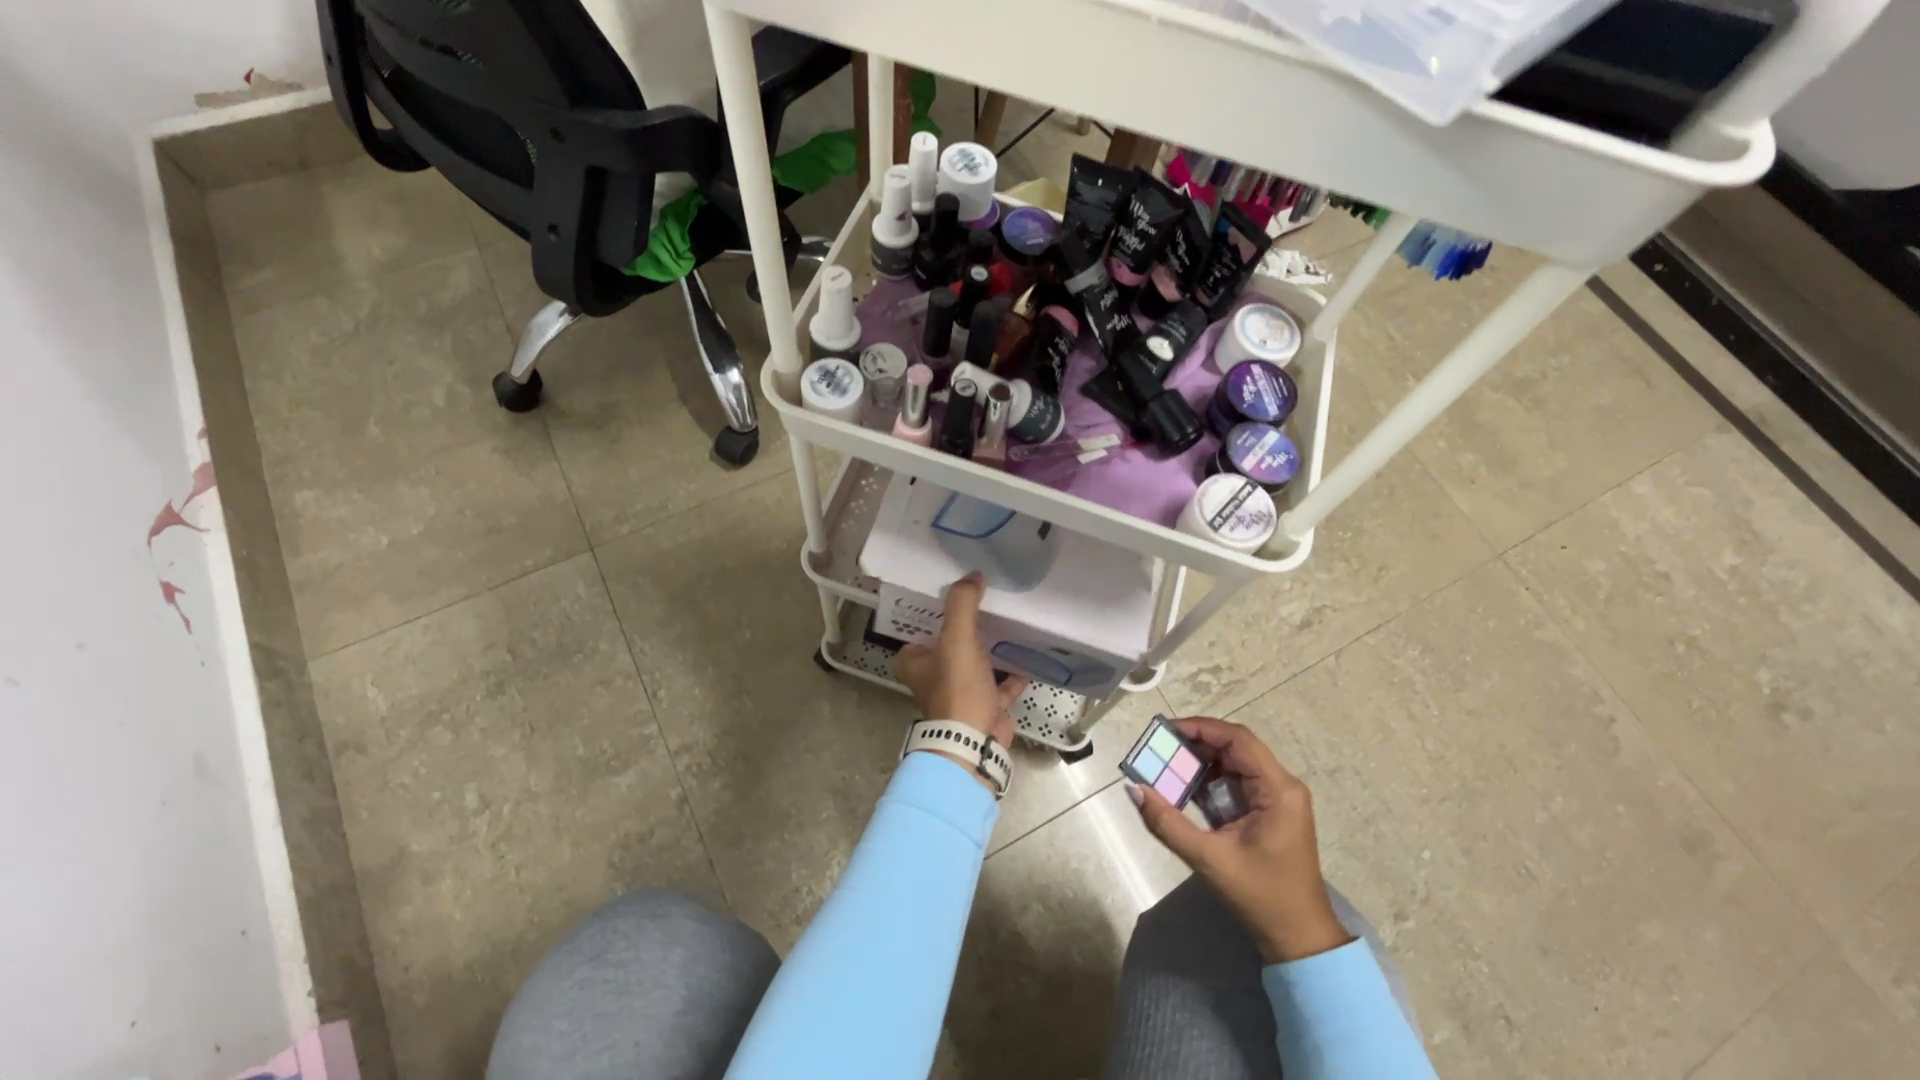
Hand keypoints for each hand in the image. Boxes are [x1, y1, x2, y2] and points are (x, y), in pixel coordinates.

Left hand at [895, 572, 1028, 787]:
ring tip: (1008, 624)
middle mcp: (932, 676)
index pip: (921, 627)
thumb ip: (962, 604)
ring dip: (989, 650)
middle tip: (987, 602)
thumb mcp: (957, 638)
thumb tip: (973, 575)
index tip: (958, 592)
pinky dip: (1011, 676)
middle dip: (967, 628)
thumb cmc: (957, 687)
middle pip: (950, 644)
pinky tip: (1027, 660)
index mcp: (914, 661)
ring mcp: (958, 693)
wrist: (974, 741)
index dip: (937, 610)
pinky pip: (998, 686)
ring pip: (974, 664)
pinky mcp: (982, 708)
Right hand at [1128, 717, 1351, 964]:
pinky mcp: (1269, 812)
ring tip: (1165, 763)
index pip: (1239, 740)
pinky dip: (1210, 781)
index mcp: (1279, 790)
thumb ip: (1168, 823)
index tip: (1166, 730)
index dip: (1202, 728)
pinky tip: (1184, 787)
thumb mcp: (1210, 859)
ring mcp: (1277, 799)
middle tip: (1159, 746)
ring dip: (1202, 762)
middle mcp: (1282, 786)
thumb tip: (1134, 790)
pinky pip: (1236, 783)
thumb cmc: (1261, 896)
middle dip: (1197, 743)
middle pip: (1237, 748)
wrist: (1298, 937)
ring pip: (1235, 764)